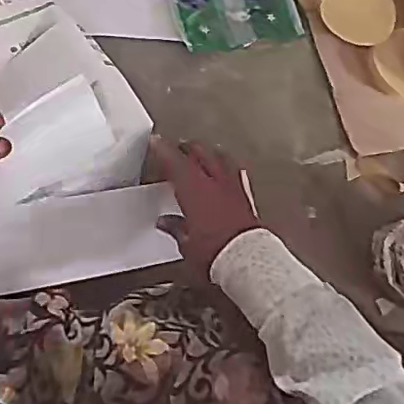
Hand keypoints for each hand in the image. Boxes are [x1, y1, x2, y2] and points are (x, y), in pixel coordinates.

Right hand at [152, 137, 261, 278]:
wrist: (247, 261)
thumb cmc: (215, 253)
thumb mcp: (186, 244)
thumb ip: (176, 228)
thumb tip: (167, 223)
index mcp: (194, 190)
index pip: (175, 161)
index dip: (162, 149)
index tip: (156, 142)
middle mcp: (215, 183)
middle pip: (200, 152)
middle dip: (186, 148)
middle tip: (176, 149)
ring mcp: (233, 188)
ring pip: (221, 157)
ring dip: (209, 153)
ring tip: (202, 154)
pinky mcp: (247, 197)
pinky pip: (236, 174)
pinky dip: (228, 169)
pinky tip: (227, 172)